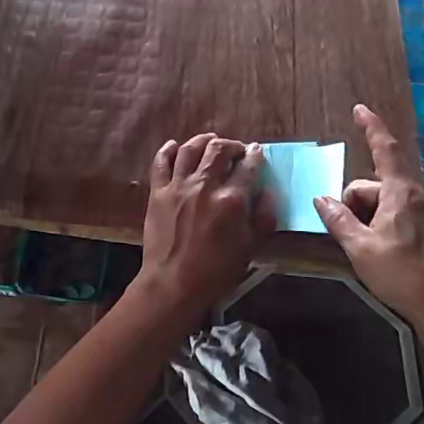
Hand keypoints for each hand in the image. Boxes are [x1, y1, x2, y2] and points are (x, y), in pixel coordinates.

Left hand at [135, 133, 274, 317]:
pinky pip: (161, 163)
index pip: (248, 166)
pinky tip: (174, 146)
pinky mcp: (157, 193)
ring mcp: (178, 187)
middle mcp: (204, 185)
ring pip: (189, 150)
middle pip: (218, 150)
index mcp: (232, 199)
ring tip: (210, 140)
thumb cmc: (216, 270)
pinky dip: (168, 150)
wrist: (173, 282)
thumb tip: (266, 191)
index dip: (255, 155)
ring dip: (202, 141)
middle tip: (236, 150)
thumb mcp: (251, 246)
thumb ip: (263, 216)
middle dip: (231, 145)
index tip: (257, 152)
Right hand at [314, 104, 423, 326]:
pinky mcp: (422, 230)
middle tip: (342, 229)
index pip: (386, 150)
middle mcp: (414, 197)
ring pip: (379, 201)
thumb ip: (338, 219)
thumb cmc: (401, 273)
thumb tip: (321, 198)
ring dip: (361, 215)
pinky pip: (389, 214)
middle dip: (350, 199)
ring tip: (357, 245)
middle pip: (371, 183)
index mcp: (400, 194)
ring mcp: (420, 214)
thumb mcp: (359, 246)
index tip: (360, 109)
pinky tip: (371, 248)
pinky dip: (373, 223)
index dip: (372, 128)